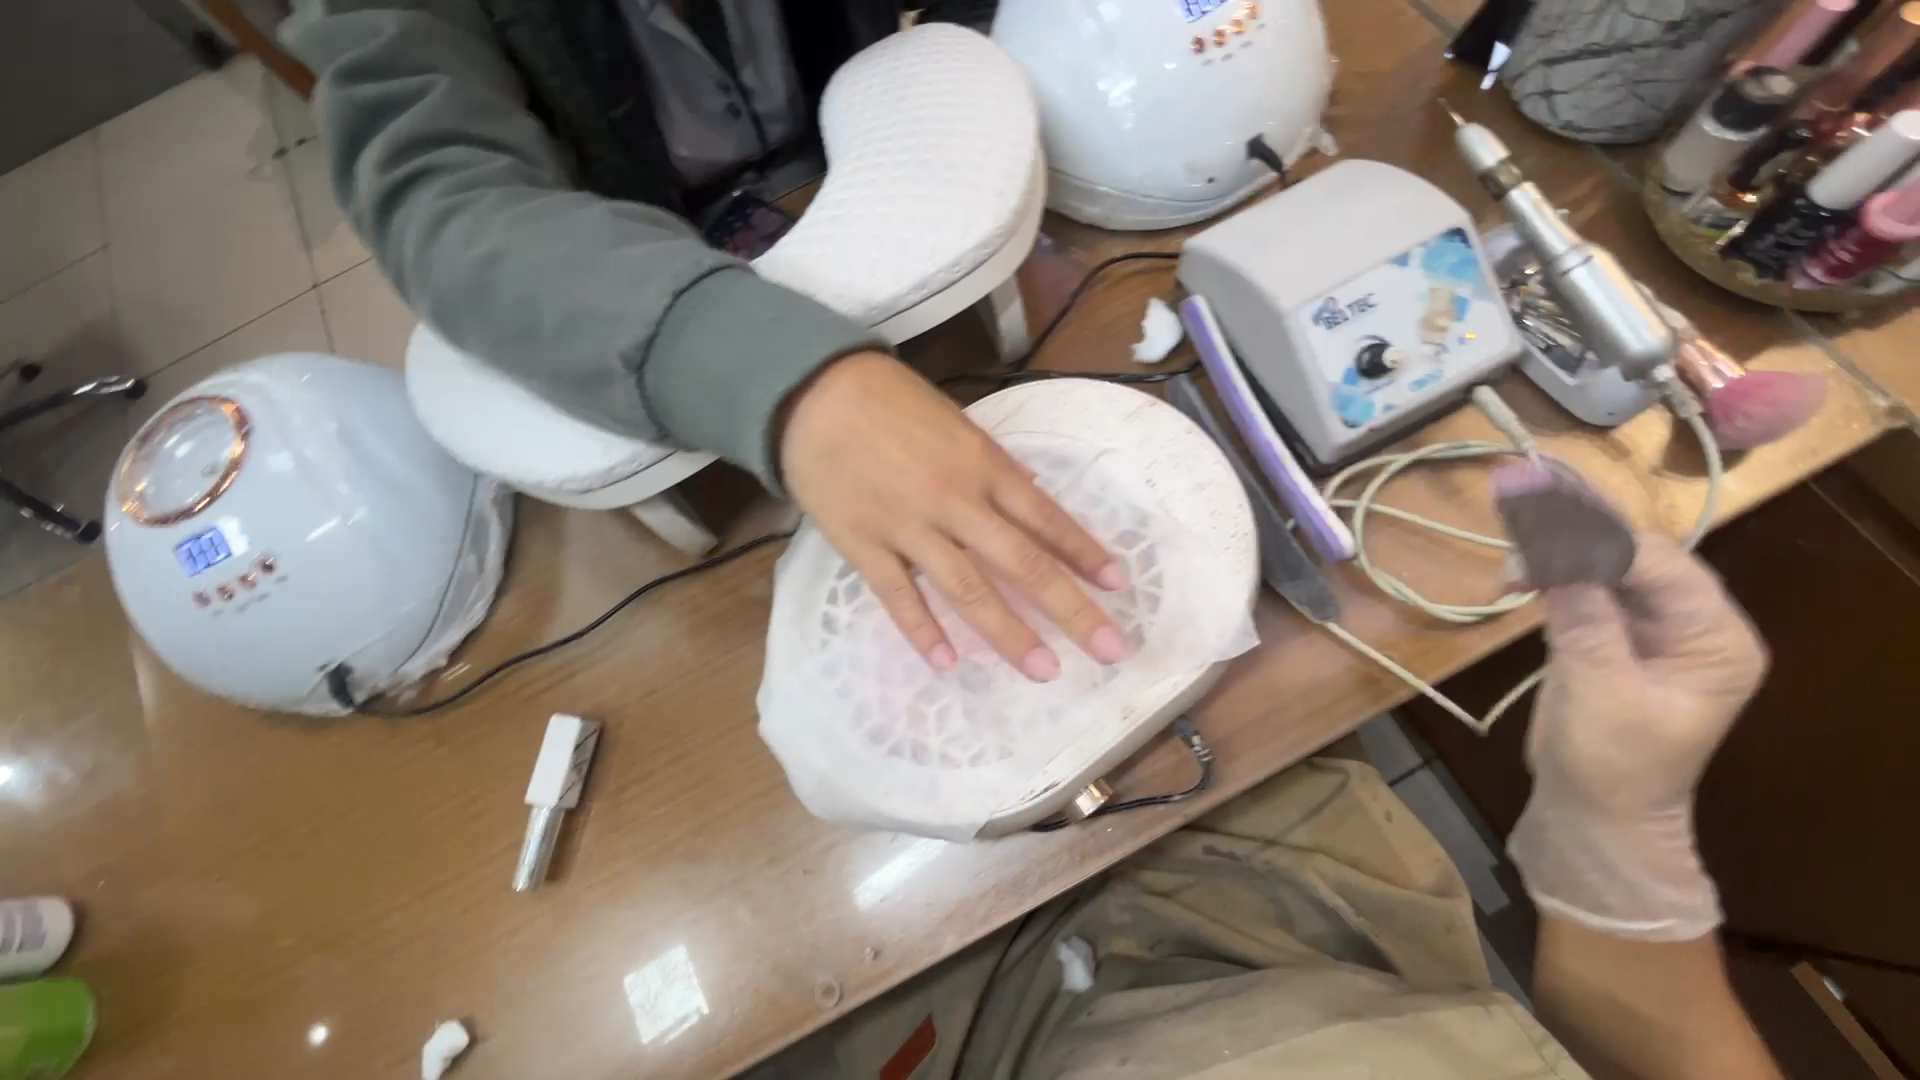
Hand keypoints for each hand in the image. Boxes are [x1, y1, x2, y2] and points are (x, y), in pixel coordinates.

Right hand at [776, 351, 1128, 679]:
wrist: (813, 393)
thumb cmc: (890, 400)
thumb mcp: (957, 423)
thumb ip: (993, 468)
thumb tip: (1033, 500)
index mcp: (983, 465)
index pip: (1047, 519)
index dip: (1086, 553)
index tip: (1119, 585)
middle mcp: (956, 502)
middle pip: (1023, 565)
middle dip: (1071, 609)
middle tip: (1109, 648)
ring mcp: (909, 529)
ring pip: (969, 591)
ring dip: (1010, 634)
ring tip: (1045, 670)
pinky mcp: (865, 547)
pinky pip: (899, 597)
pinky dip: (922, 632)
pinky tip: (946, 665)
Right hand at [1509, 534, 1766, 940]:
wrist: (1594, 813)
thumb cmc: (1611, 761)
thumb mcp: (1599, 687)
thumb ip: (1584, 615)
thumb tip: (1558, 551)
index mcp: (1715, 640)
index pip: (1661, 566)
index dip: (1602, 534)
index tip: (1542, 508)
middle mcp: (1691, 625)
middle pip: (1636, 556)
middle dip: (1578, 527)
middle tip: (1522, 492)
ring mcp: (1649, 630)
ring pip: (1606, 566)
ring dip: (1558, 548)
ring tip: (1509, 539)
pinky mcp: (1609, 637)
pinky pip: (1584, 588)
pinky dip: (1551, 573)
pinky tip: (1519, 569)